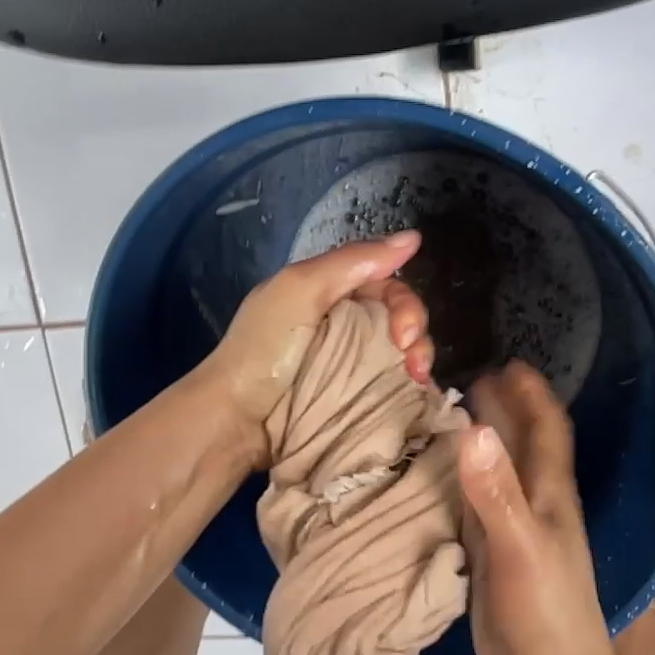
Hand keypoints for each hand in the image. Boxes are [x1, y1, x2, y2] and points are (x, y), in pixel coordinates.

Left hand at [205, 231, 435, 448]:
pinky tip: (419, 398)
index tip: (404, 335)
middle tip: (415, 364)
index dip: (405, 304)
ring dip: (419, 363)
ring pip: (403, 353)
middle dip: (417, 335)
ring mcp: (351, 365)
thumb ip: (355, 260)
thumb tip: (414, 237)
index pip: (387, 286)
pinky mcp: (354, 399)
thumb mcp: (301, 288)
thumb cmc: (264, 347)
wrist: (235, 418)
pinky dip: (411, 389)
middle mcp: (344, 324)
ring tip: (419, 383)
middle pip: (400, 319)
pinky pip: (394, 386)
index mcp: (331, 292)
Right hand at [459, 363, 624, 654]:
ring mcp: (514, 532)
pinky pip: (476, 504)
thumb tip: (474, 427)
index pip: (547, 430)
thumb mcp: (519, 547)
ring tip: (451, 412)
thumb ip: (496, 490)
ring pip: (499, 472)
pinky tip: (442, 473)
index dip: (533, 394)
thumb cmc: (545, 613)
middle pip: (521, 444)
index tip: (509, 361)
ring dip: (482, 441)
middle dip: (503, 408)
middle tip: (469, 375)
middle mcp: (535, 505)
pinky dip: (462, 481)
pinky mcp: (493, 557)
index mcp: (551, 495)